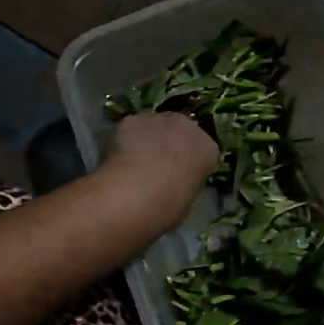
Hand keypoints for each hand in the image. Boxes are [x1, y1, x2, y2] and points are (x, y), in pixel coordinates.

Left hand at [101, 112, 218, 216]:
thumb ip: (184, 182)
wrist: (137, 193)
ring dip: (144, 140)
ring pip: (151, 126)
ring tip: (129, 164)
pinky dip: (122, 141)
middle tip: (150, 166)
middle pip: (177, 130)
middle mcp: (187, 125)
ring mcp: (158, 119)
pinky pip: (128, 129)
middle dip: (166, 144)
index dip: (185, 162)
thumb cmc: (168, 206)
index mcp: (207, 149)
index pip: (200, 150)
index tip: (173, 175)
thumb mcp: (187, 199)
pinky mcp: (131, 120)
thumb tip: (173, 182)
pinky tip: (116, 160)